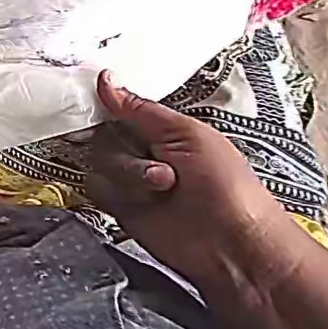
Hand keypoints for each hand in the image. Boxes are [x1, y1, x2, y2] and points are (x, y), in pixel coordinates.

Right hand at [88, 71, 303, 286]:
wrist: (234, 250)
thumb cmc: (229, 189)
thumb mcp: (189, 136)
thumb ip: (141, 109)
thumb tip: (105, 79)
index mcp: (162, 129)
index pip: (118, 106)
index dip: (104, 104)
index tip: (93, 101)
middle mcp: (142, 151)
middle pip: (101, 134)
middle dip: (126, 148)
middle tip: (160, 164)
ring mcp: (130, 179)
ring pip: (98, 161)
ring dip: (128, 174)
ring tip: (162, 189)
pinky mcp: (119, 205)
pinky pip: (95, 187)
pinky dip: (117, 193)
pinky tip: (143, 203)